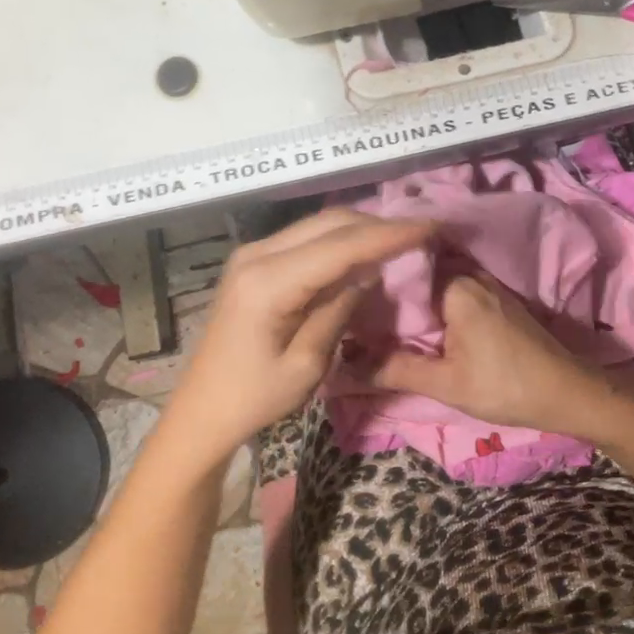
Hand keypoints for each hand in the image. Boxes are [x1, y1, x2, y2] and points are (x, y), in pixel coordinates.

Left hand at [165, 209, 434, 458]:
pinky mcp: (253, 262)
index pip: (341, 245)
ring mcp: (251, 254)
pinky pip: (306, 239)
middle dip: (379, 224)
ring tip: (403, 237)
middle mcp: (257, 255)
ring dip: (361, 229)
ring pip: (319, 225)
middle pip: (330, 223)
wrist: (202, 409)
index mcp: (268, 283)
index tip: (431, 226)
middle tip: (424, 230)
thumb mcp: (308, 364)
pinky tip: (365, 251)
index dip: (389, 234)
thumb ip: (339, 308)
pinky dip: (340, 241)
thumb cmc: (255, 397)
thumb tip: (371, 270)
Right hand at [367, 273, 611, 436]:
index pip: (400, 273)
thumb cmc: (506, 386)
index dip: (371, 289)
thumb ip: (395, 370)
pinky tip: (415, 324)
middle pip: (417, 275)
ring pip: (435, 283)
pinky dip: (432, 304)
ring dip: (411, 300)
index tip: (345, 303)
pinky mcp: (495, 299)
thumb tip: (346, 364)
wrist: (567, 392)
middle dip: (389, 293)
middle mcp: (470, 274)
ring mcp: (486, 284)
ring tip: (377, 318)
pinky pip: (452, 291)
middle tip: (354, 311)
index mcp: (455, 286)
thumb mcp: (446, 384)